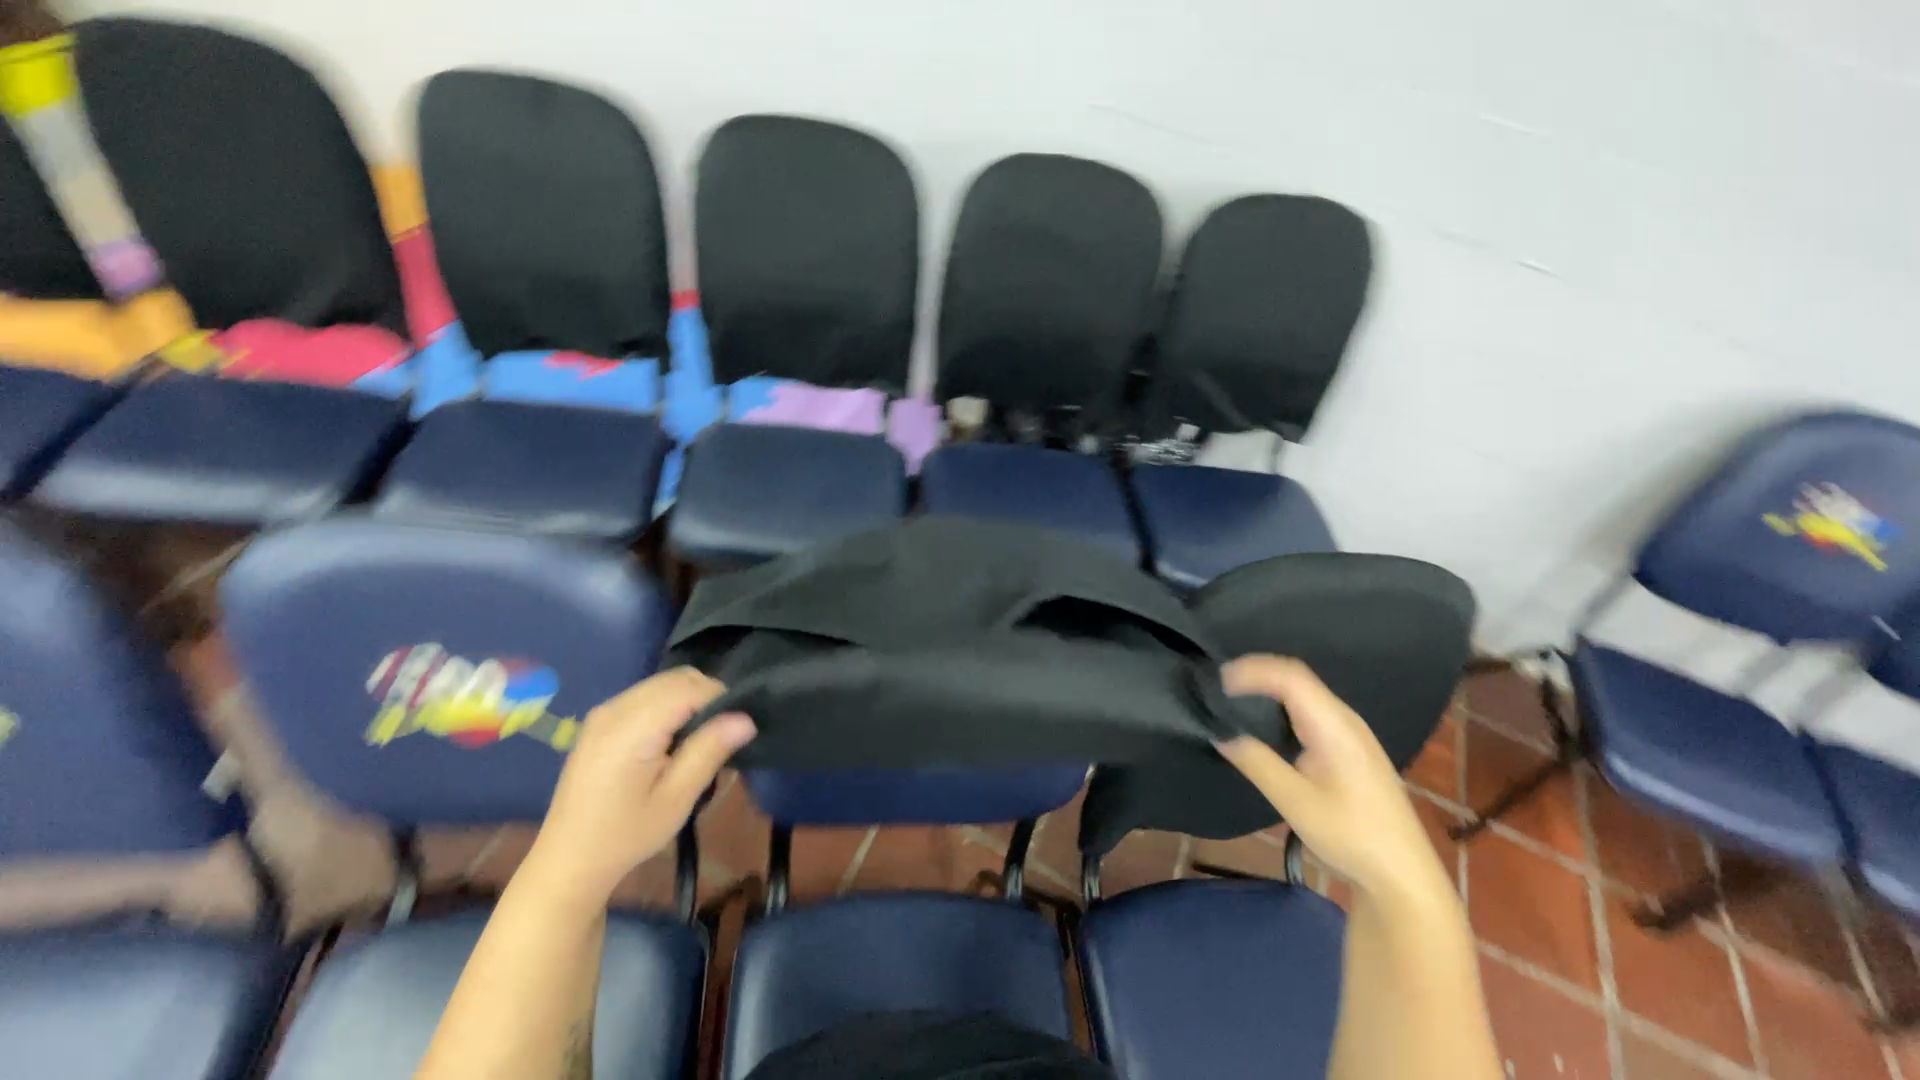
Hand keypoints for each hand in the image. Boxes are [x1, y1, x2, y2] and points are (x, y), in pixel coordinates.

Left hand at [524, 668, 755, 901]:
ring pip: (662, 683)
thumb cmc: (627, 834)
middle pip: (677, 678)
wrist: (570, 857)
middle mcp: (615, 708)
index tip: (737, 728)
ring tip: (698, 740)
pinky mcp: (600, 720)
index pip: (690, 688)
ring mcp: (604, 711)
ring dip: (689, 700)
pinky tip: (671, 741)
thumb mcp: (676, 799)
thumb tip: (745, 719)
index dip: (722, 699)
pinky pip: (646, 694)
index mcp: (632, 728)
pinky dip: (669, 704)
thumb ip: (708, 751)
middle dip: (707, 696)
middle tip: (722, 736)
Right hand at [1215, 655, 1453, 905]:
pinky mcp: (1351, 748)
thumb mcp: (1295, 801)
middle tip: (1218, 689)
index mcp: (1334, 726)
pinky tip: (1265, 726)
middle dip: (1256, 676)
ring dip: (1269, 691)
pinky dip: (1282, 708)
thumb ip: (1256, 762)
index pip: (1290, 676)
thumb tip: (1221, 734)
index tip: (1218, 683)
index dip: (1252, 670)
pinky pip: (1312, 712)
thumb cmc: (1350, 835)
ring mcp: (1352, 733)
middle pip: (1298, 679)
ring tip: (1233, 702)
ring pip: (1305, 695)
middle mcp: (1346, 720)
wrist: (1402, 873)